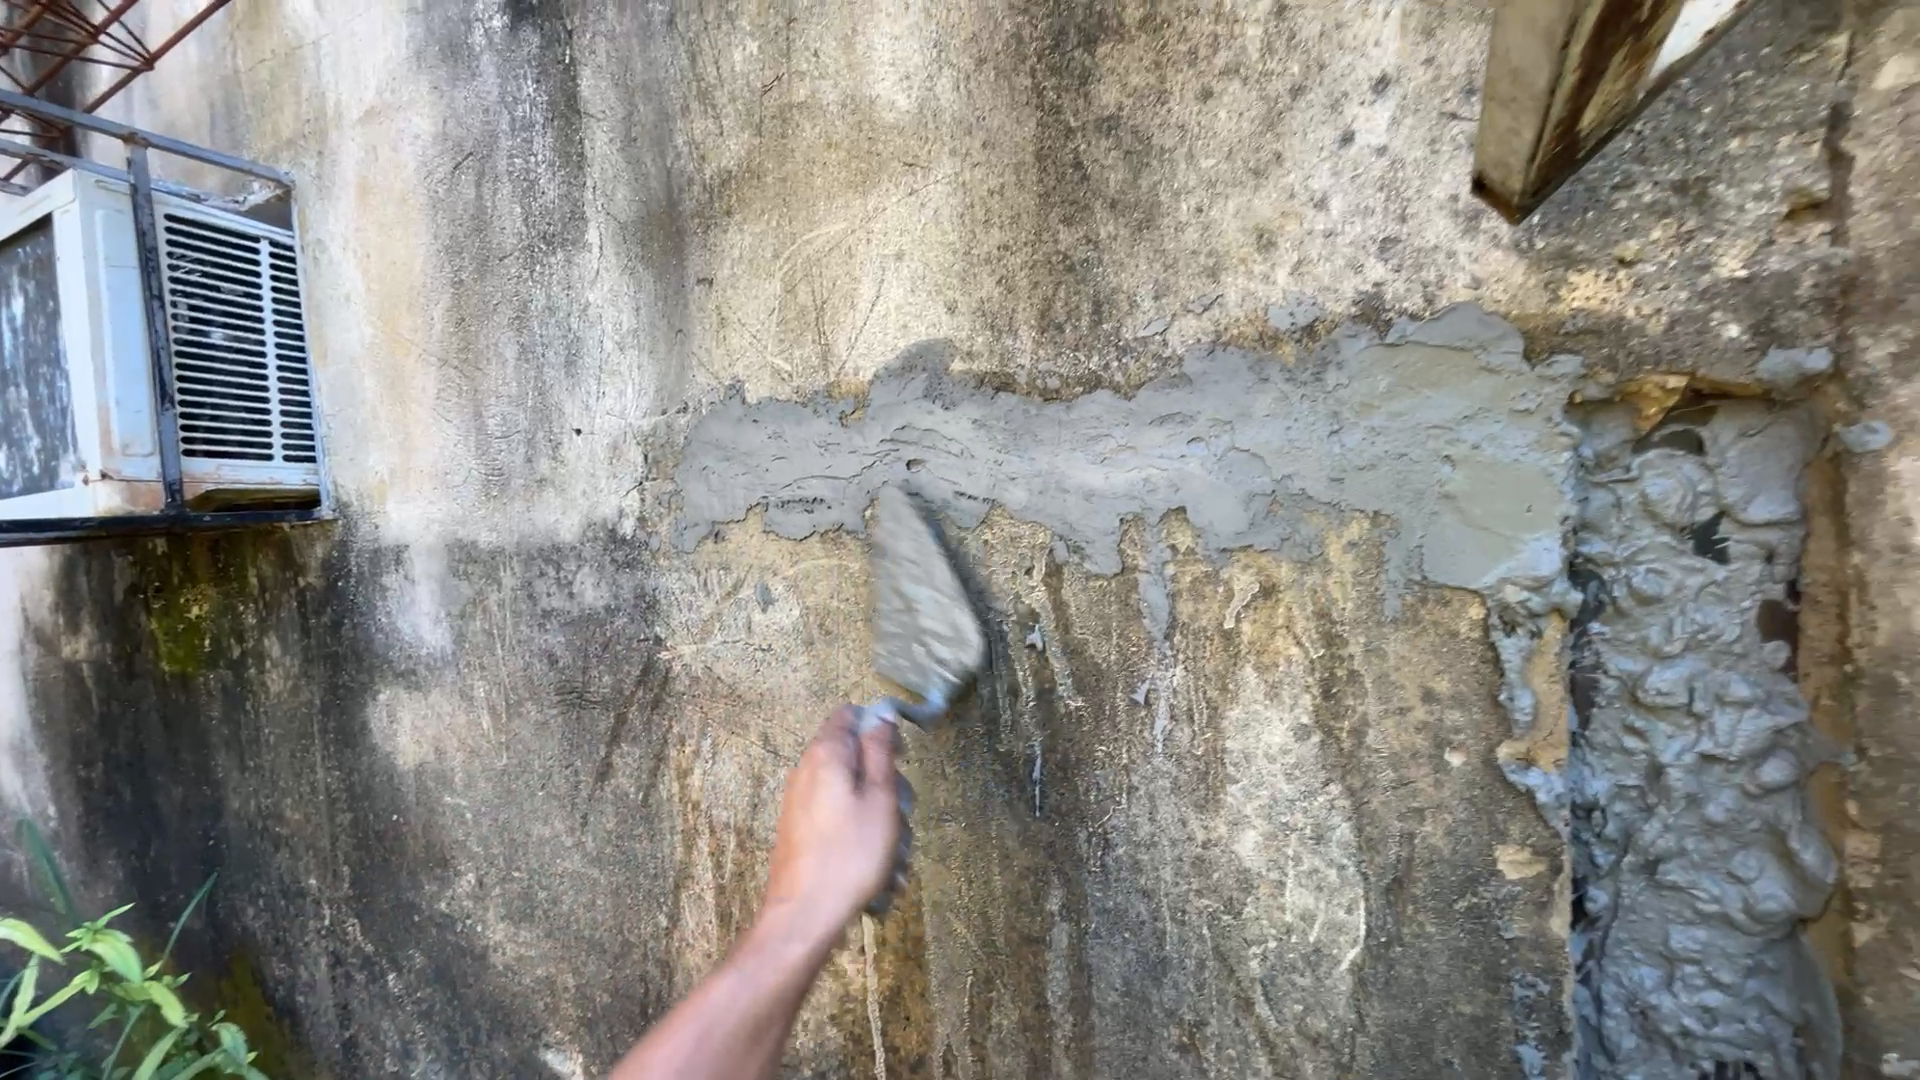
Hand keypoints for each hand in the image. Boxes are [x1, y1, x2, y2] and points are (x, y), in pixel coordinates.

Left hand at [757, 707, 901, 949]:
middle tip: (901, 812)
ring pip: (850, 791)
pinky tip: (876, 868)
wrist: (804, 916)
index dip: (878, 729)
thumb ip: (881, 750)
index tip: (899, 758)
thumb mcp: (880, 797)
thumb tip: (882, 714)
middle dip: (883, 779)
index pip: (850, 715)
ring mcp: (799, 800)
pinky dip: (859, 832)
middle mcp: (806, 769)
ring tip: (894, 853)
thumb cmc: (851, 853)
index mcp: (825, 753)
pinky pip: (837, 816)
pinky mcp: (799, 828)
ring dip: (877, 814)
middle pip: (853, 756)